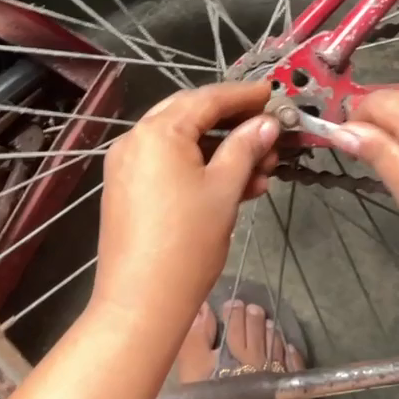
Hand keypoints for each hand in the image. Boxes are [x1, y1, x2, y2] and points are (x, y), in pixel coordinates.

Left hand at [88, 82, 278, 333]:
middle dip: (233, 124)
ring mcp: (128, 164)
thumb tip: (267, 123)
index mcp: (158, 131)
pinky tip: (236, 186)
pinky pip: (169, 164)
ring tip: (264, 169)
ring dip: (222, 151)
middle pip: (192, 116)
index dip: (242, 95)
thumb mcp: (224, 190)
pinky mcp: (128, 188)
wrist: (140, 305)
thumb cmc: (187, 242)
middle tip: (268, 130)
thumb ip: (245, 149)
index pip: (207, 99)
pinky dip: (200, 169)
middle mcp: (136, 138)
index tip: (271, 94)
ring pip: (182, 143)